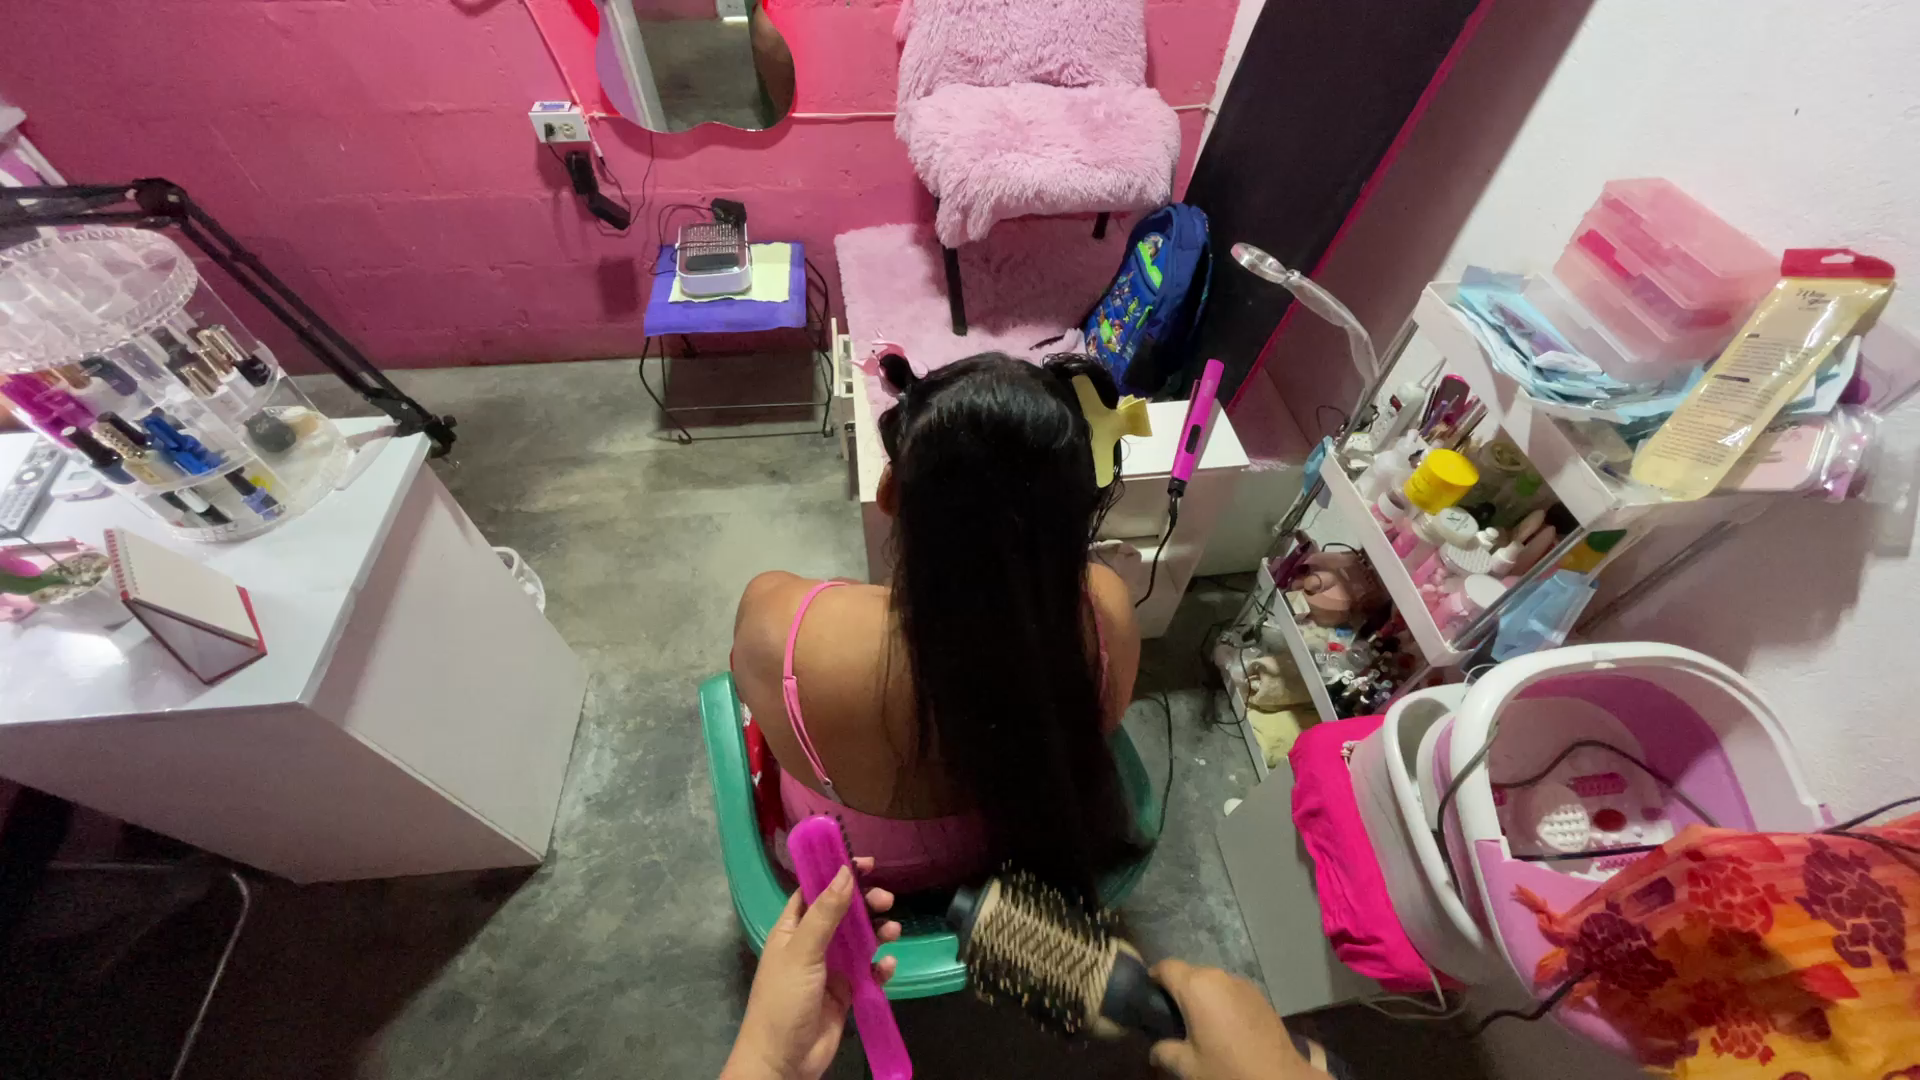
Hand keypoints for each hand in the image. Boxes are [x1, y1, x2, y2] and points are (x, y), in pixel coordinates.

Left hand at [722, 858, 900, 1079]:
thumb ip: (826, 912)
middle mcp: (813, 943)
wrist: (782, 1064)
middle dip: (866, 903)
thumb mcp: (802, 951)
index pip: (816, 889)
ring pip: (861, 938)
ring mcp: (831, 967)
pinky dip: (881, 965)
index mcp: (793, 928)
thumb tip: (845, 871)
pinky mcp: (846, 991)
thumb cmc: (783, 1001)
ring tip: (892, 931)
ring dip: (878, 931)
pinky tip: (887, 966)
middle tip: (885, 900)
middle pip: (844, 911)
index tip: (866, 863)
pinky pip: (869, 970)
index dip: (838, 872)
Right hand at [1148, 959, 1319, 1079]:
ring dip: (1203, 995)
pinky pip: (1230, 990)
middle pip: (1189, 973)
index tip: (1150, 996)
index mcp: (1195, 987)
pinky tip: (1228, 1028)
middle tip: (1175, 1018)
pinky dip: (1223, 1001)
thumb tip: (1154, 1051)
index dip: (1154, 977)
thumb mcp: (1190, 1068)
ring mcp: (1240, 983)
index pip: (1165, 967)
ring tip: (1203, 1025)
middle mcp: (1217, 976)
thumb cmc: (1229, 1071)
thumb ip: (1166, 1053)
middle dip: (1179, 990)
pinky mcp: (1259, 994)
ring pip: (1211, 981)